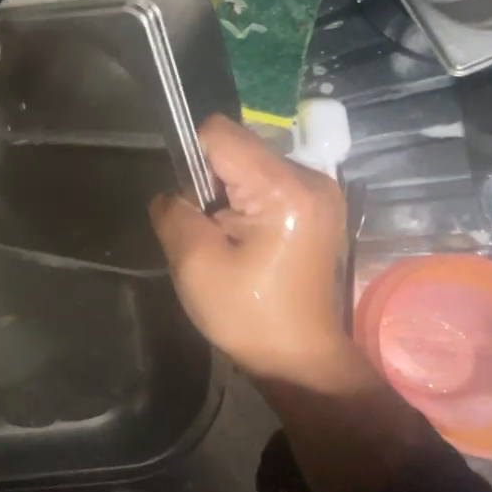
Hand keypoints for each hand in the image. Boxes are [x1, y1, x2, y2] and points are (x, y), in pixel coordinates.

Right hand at [150, 114, 352, 381]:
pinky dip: (244, 203)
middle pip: (235, 148)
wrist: (297, 358)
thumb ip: (173, 210)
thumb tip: (174, 193)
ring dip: (225, 195)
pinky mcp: (316, 207)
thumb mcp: (193, 261)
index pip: (220, 134)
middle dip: (208, 182)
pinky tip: (245, 241)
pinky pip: (264, 183)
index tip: (188, 203)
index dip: (190, 158)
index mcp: (283, 190)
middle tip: (208, 233)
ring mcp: (319, 192)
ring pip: (247, 165)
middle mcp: (310, 178)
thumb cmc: (246, 313)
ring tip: (226, 241)